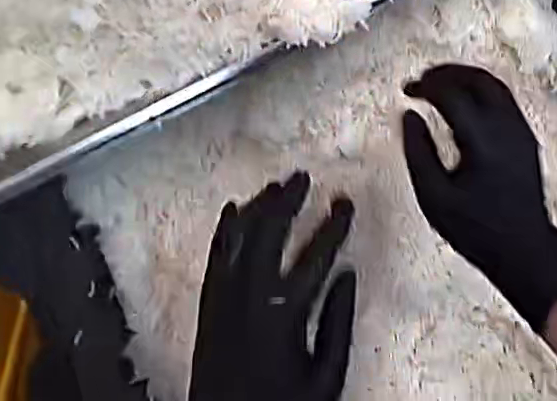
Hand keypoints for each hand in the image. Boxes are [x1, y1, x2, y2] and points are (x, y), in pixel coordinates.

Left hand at [190, 172, 357, 400]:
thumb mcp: (326, 379)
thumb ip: (338, 323)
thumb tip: (348, 274)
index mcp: (284, 316)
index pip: (315, 257)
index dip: (333, 226)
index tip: (346, 203)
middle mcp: (250, 301)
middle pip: (269, 236)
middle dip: (288, 202)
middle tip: (303, 177)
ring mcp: (225, 304)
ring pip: (240, 241)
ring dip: (258, 208)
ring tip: (274, 186)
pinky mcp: (208, 310)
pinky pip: (215, 259)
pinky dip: (224, 231)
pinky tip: (232, 210)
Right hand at [400, 64, 556, 329]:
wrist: (524, 249)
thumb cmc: (477, 229)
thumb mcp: (434, 198)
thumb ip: (418, 152)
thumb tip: (408, 115)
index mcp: (482, 139)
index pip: (452, 94)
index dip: (426, 86)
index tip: (408, 90)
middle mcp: (505, 125)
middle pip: (476, 78)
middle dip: (445, 72)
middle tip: (422, 79)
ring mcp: (520, 127)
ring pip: (492, 83)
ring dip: (464, 76)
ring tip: (439, 83)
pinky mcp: (526, 133)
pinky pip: (502, 96)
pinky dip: (479, 88)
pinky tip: (463, 99)